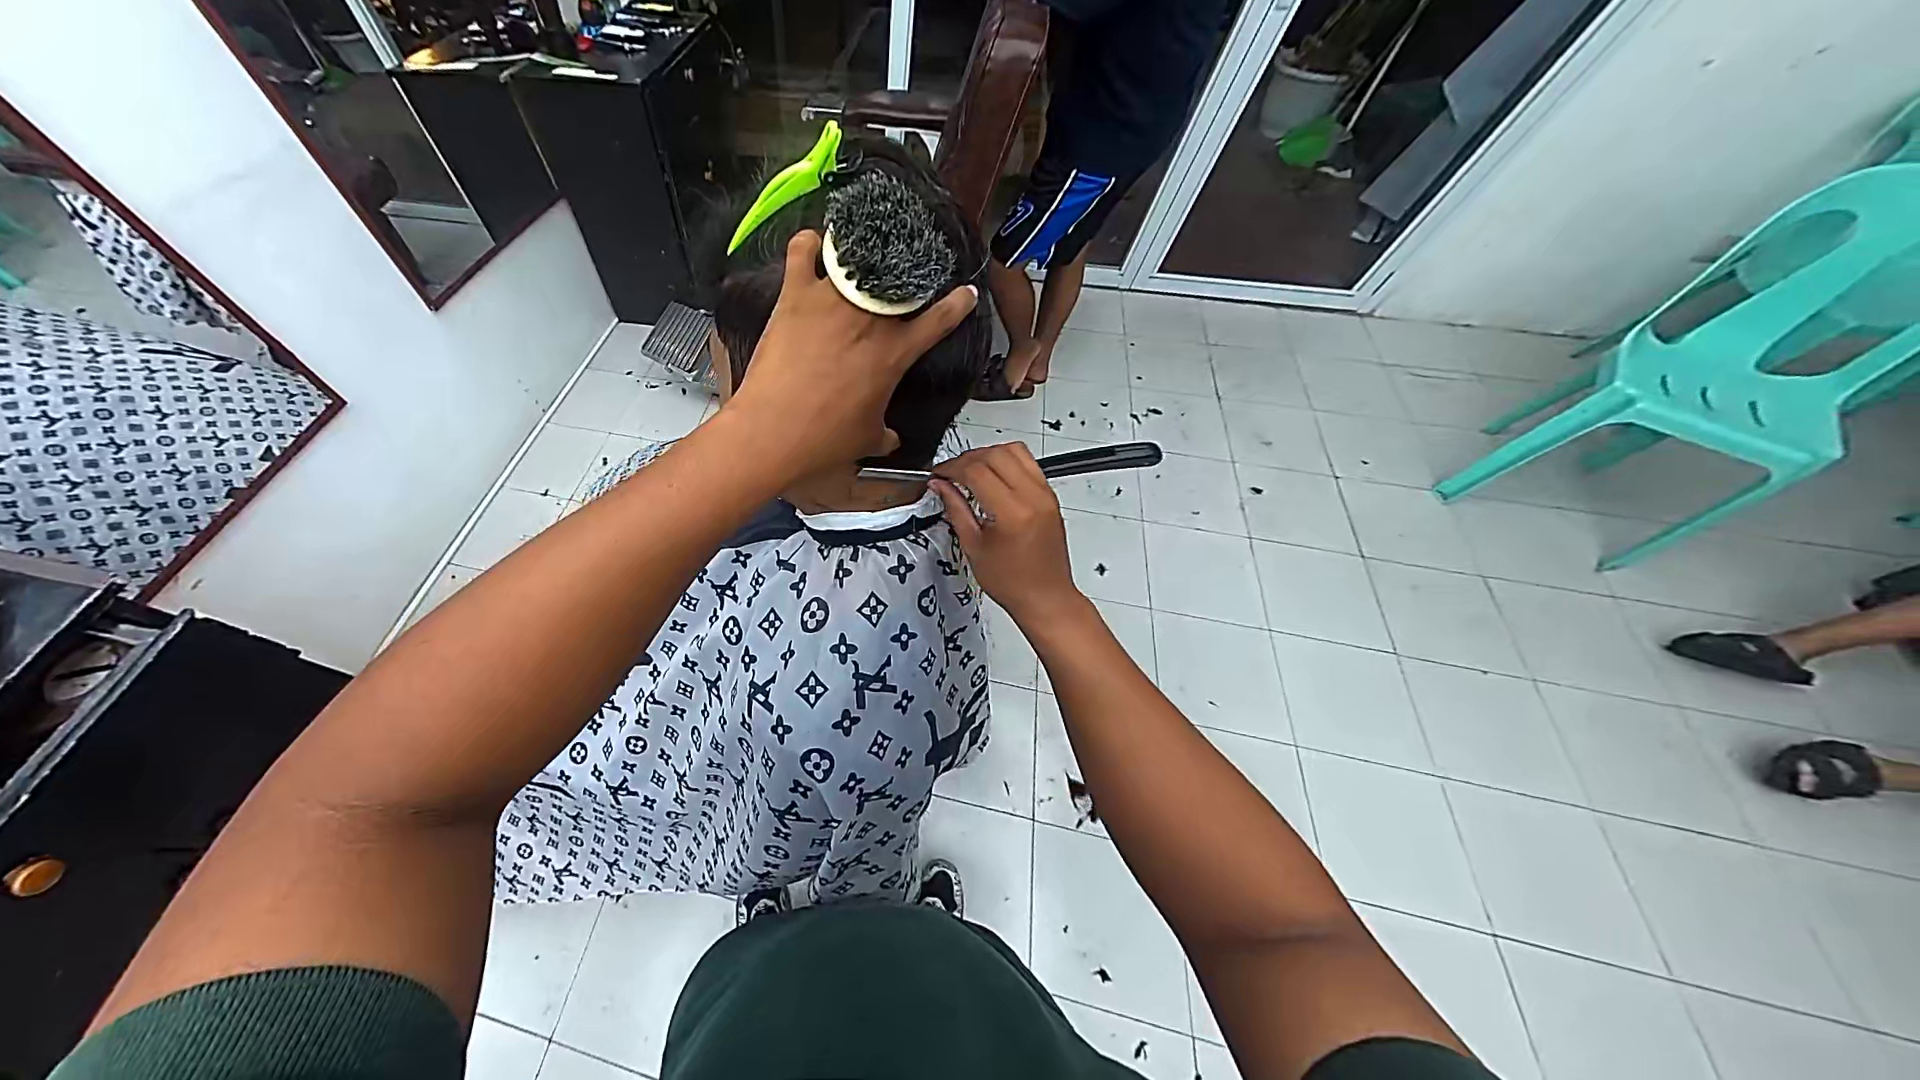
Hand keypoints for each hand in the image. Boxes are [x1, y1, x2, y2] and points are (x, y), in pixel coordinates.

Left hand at [721, 230, 976, 483]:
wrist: (775, 431)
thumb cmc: (823, 436)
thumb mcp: (867, 439)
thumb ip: (884, 433)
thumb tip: (889, 439)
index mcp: (896, 352)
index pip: (940, 319)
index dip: (958, 304)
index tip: (963, 294)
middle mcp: (869, 318)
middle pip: (901, 279)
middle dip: (910, 274)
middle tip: (906, 276)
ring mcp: (833, 300)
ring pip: (857, 255)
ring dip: (863, 252)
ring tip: (863, 249)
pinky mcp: (796, 295)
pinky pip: (804, 251)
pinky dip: (809, 242)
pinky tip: (813, 242)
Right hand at [930, 443, 1084, 623]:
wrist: (1046, 597)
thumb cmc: (1015, 583)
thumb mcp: (974, 547)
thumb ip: (956, 509)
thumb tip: (941, 485)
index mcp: (1012, 513)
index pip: (976, 470)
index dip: (951, 468)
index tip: (940, 474)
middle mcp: (1033, 498)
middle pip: (994, 454)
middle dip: (967, 459)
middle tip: (951, 473)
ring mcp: (1045, 494)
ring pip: (1014, 450)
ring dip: (989, 454)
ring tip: (972, 471)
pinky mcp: (1050, 496)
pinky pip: (1029, 463)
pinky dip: (1007, 461)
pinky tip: (994, 477)